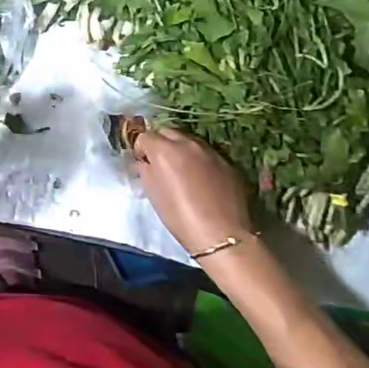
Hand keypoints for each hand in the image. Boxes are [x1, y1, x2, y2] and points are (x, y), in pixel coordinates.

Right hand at [132, 127, 254, 256]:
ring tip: (181, 170)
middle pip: (167, 131)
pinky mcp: (227, 163)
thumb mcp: (152, 192)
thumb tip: (147, 162)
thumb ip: (146, 169)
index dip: (141, 149)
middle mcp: (187, 143)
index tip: (142, 163)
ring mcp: (210, 152)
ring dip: (181, 149)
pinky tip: (201, 179)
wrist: (221, 235)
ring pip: (189, 140)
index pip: (145, 136)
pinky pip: (207, 154)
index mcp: (164, 149)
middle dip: (160, 143)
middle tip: (159, 163)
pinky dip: (199, 160)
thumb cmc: (179, 216)